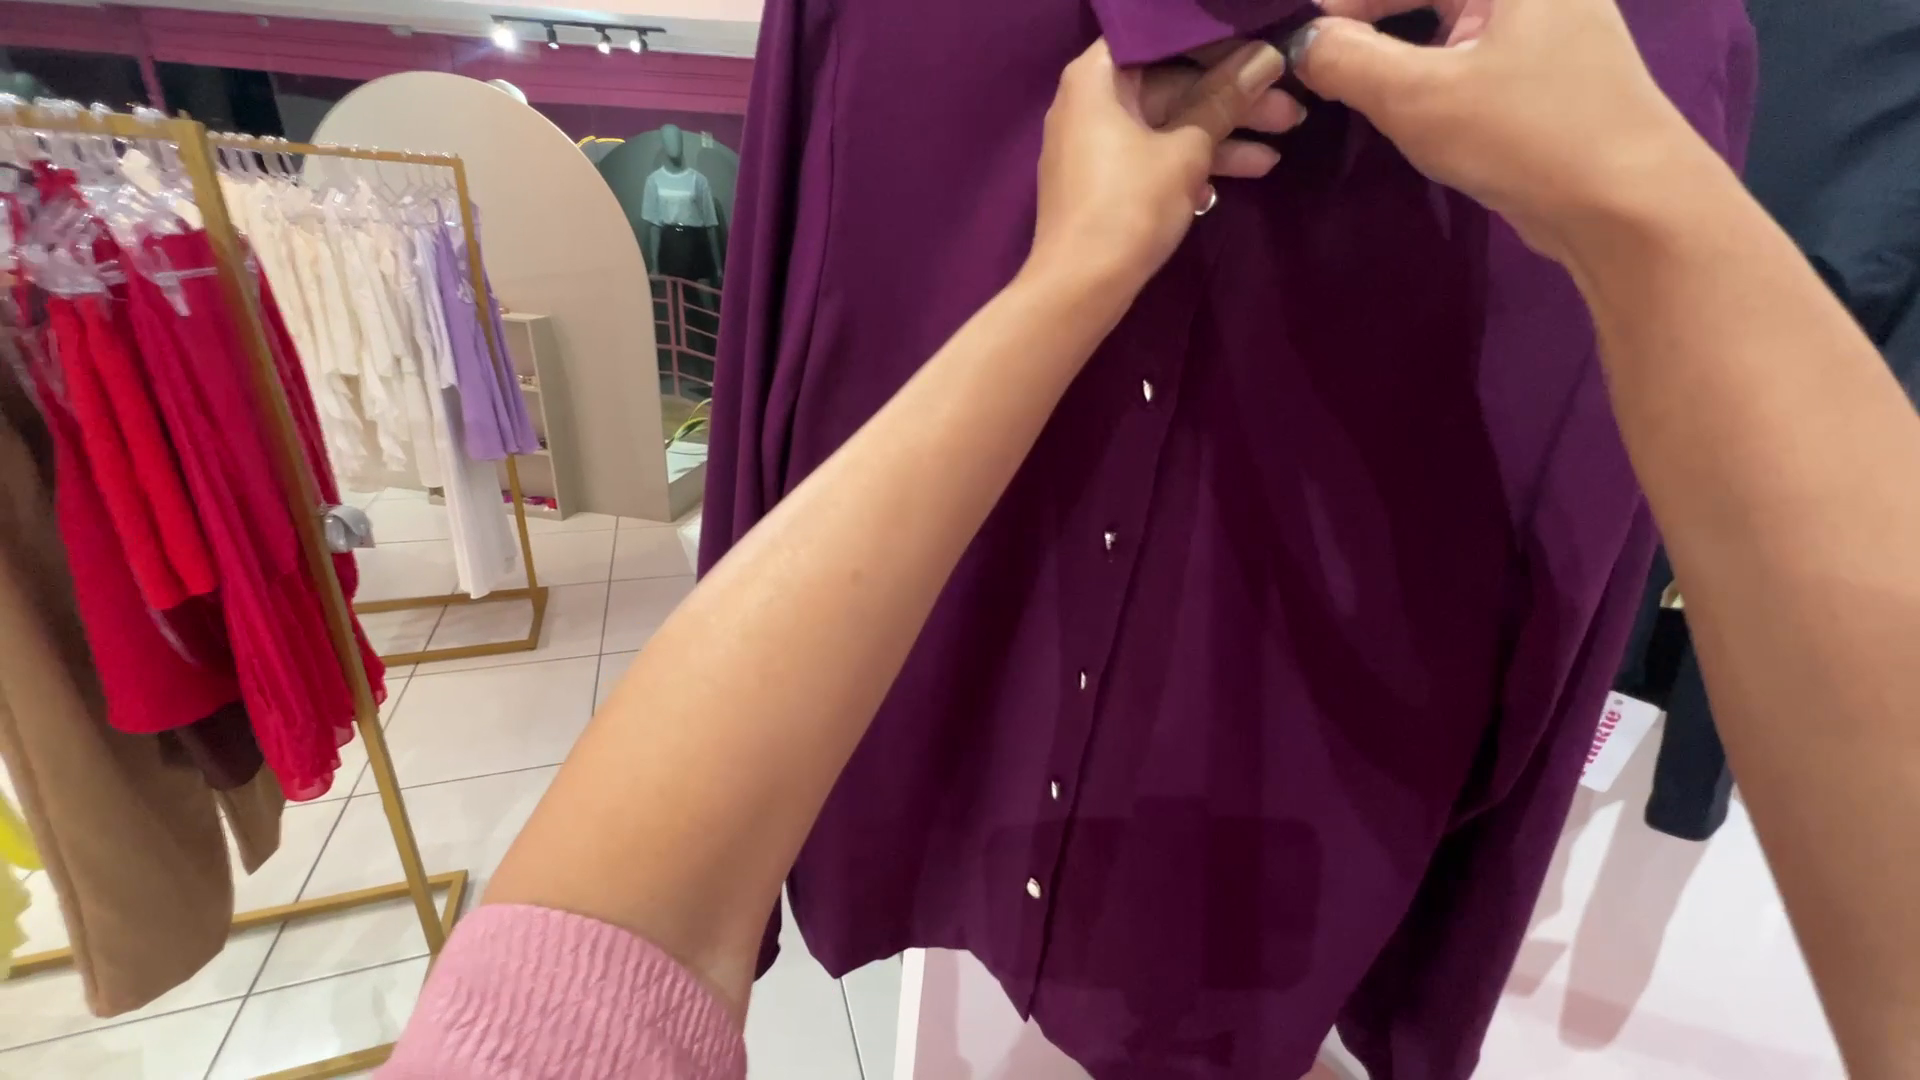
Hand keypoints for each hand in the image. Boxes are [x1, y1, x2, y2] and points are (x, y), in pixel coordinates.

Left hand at [1028, 39, 1297, 296]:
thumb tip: (1267, 58)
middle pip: (1172, 84)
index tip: (1269, 53)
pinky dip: (1190, 166)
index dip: (1223, 43)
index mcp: (1097, 75)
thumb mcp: (1186, 151)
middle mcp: (1088, 101)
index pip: (1167, 37)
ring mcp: (1092, 146)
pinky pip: (1151, 159)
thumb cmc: (1128, 209)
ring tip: (1277, 150)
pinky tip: (1240, 178)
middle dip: (1233, 100)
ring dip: (1222, 138)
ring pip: (1167, 127)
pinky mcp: (1101, 185)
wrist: (1077, 291)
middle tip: (1290, 111)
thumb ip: (1226, 99)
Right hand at [1290, 0, 1716, 263]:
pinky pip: (1464, 50)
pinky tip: (1396, 104)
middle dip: (1364, 24)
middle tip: (1316, 73)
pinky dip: (1422, 70)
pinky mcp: (1542, 64)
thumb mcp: (1417, 97)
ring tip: (1346, 88)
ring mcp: (1545, 18)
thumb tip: (1302, 42)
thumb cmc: (1520, 134)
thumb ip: (1350, 61)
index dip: (1341, 6)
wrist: (1618, 198)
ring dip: (1390, 52)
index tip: (1297, 50)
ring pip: (1443, 21)